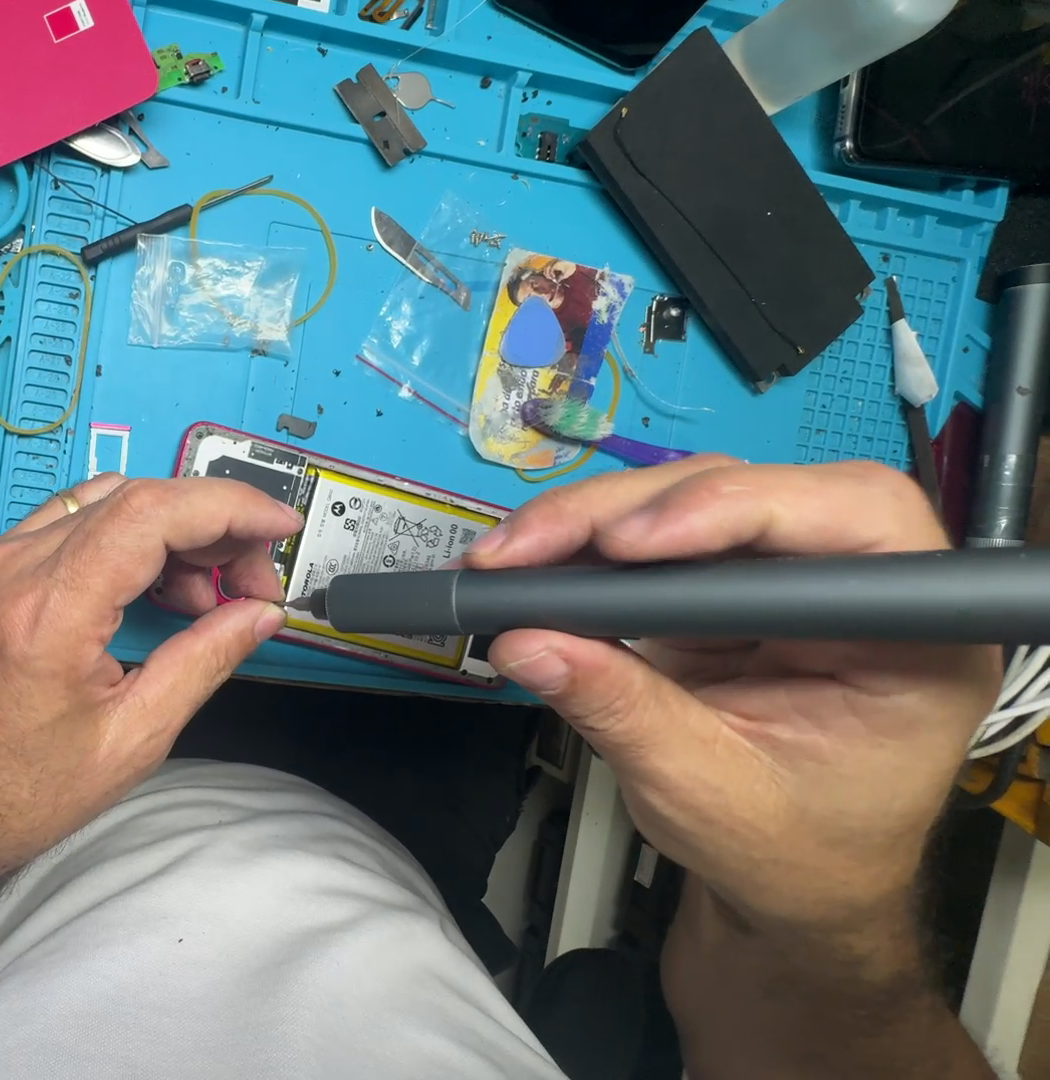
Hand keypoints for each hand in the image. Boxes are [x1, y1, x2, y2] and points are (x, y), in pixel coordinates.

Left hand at [0, 473, 298, 884]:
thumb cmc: (22, 791)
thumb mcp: (133, 737)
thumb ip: (204, 661)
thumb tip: (260, 614)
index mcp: (49, 610)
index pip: (152, 512)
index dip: (229, 506)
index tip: (278, 524)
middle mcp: (16, 567)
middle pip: (137, 498)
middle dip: (213, 528)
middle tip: (250, 585)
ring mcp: (1, 561)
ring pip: (111, 501)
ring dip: (175, 533)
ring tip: (206, 599)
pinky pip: (80, 521)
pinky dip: (134, 538)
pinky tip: (159, 587)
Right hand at [467, 457, 1000, 930]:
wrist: (777, 871)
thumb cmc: (783, 845)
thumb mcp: (701, 788)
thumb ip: (620, 711)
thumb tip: (520, 643)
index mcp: (900, 635)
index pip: (849, 520)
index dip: (736, 507)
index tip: (625, 545)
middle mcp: (838, 585)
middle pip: (736, 490)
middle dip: (614, 512)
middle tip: (519, 550)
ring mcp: (763, 579)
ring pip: (671, 501)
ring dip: (577, 523)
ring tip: (501, 558)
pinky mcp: (701, 586)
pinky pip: (630, 542)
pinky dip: (567, 550)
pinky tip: (518, 566)